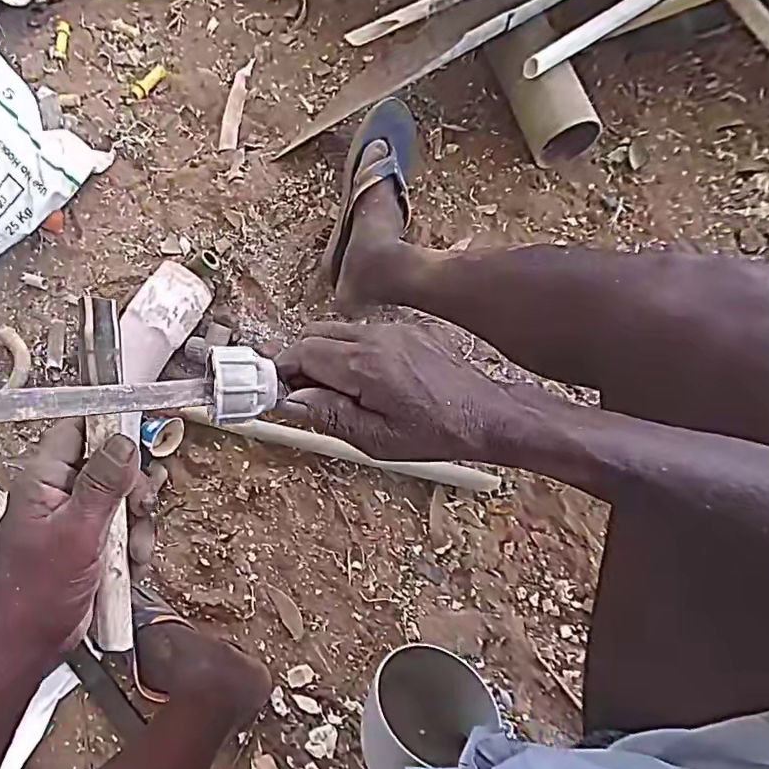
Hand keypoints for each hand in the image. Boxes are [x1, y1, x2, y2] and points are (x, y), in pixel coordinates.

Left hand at [0, 420, 139, 652]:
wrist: (31, 646)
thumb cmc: (36, 593)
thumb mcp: (77, 533)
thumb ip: (102, 485)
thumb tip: (123, 442)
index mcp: (43, 481)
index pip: (76, 430)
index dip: (108, 425)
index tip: (140, 429)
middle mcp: (60, 493)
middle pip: (109, 463)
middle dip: (132, 486)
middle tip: (139, 506)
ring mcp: (77, 517)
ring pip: (123, 497)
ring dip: (137, 522)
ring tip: (133, 550)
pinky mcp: (92, 540)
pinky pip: (125, 527)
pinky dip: (134, 544)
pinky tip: (131, 564)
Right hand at [274, 322, 513, 462]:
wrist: (491, 414)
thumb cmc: (439, 432)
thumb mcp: (376, 440)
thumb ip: (329, 416)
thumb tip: (293, 400)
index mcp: (364, 364)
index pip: (302, 351)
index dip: (282, 369)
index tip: (277, 388)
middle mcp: (376, 336)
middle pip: (314, 333)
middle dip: (300, 360)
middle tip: (303, 392)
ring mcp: (395, 328)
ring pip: (338, 329)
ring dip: (325, 354)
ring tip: (337, 389)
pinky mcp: (409, 328)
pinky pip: (365, 331)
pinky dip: (351, 349)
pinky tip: (365, 379)